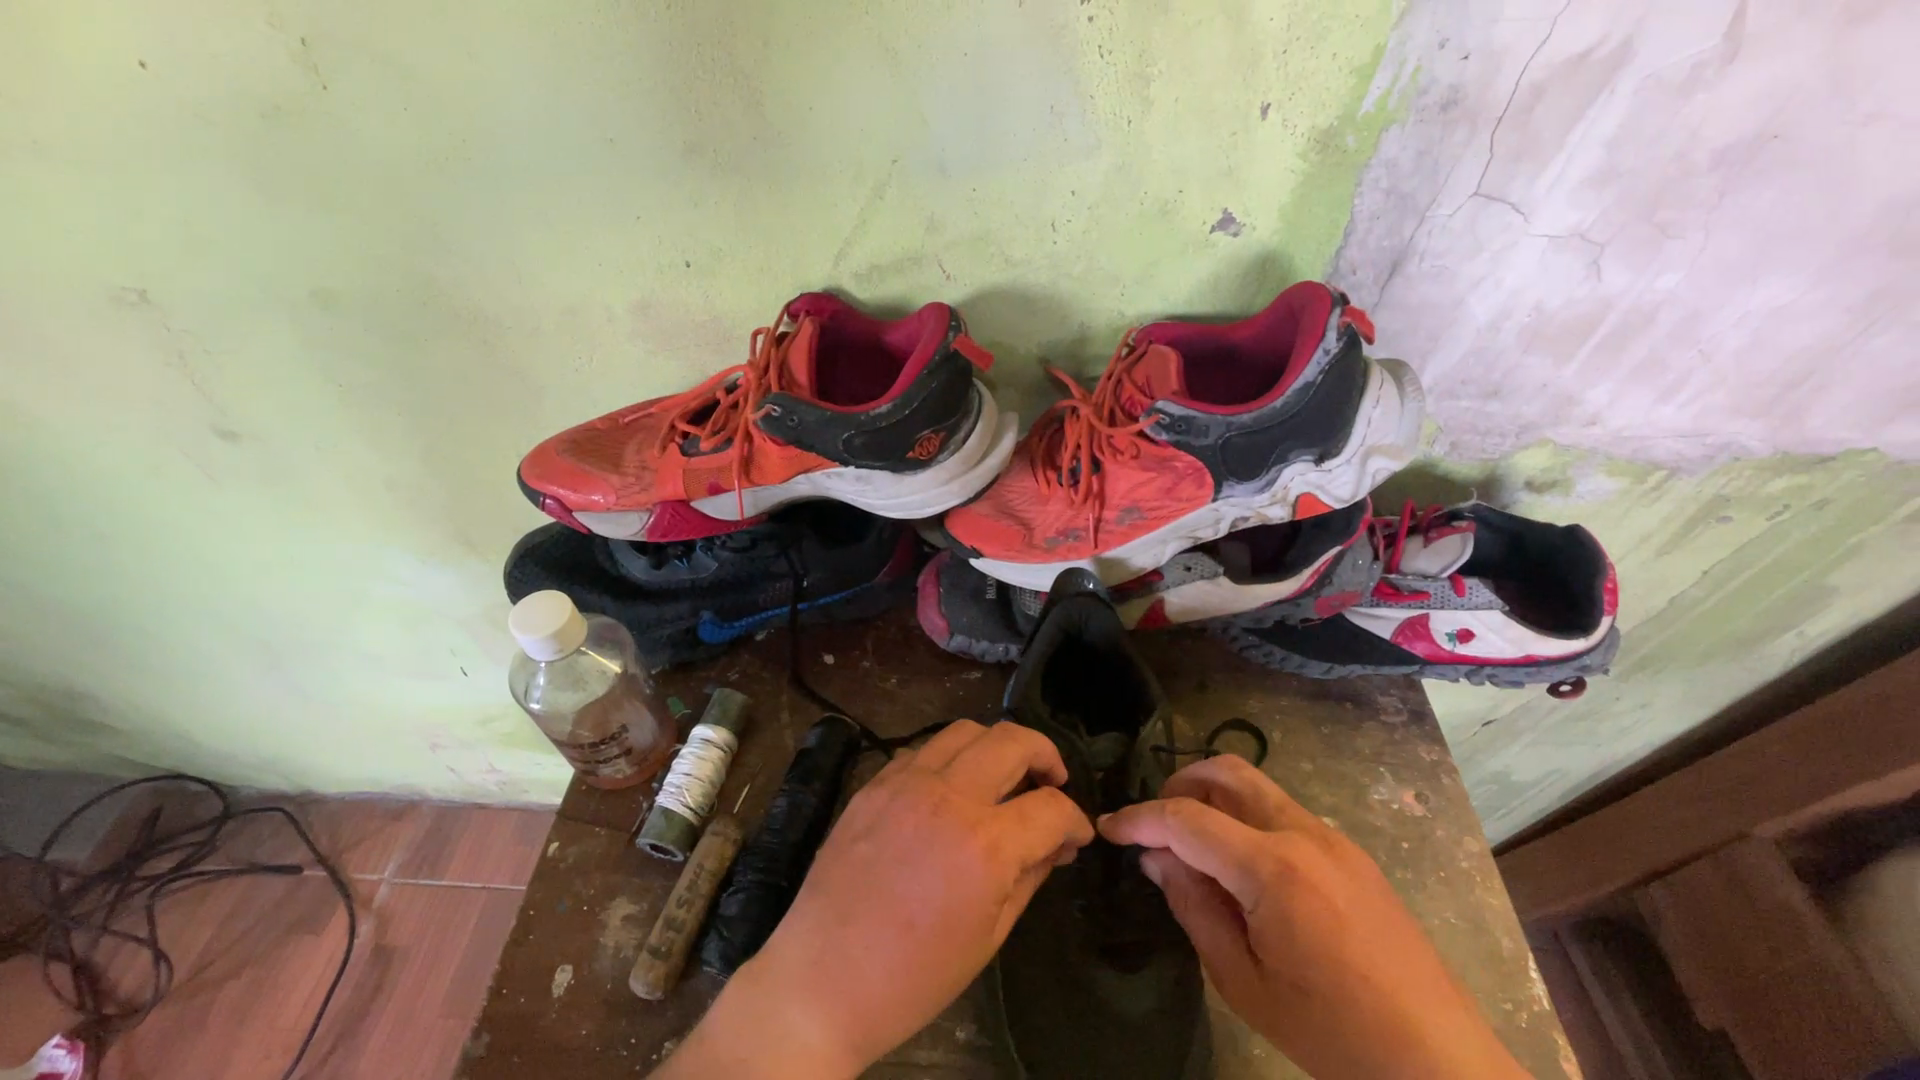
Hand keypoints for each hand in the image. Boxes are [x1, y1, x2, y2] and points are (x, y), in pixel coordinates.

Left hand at [658, 720, 1093, 1078]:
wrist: (823, 982)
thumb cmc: (914, 977)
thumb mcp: (990, 936)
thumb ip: (1030, 876)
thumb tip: (1056, 845)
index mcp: (985, 844)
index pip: (1052, 807)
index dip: (1075, 821)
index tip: (1076, 836)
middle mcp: (947, 797)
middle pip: (1012, 740)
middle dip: (1045, 755)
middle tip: (1052, 781)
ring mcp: (903, 784)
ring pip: (964, 731)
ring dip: (996, 747)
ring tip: (1003, 777)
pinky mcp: (872, 786)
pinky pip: (921, 751)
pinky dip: (949, 759)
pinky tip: (951, 790)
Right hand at [1100, 755, 1529, 1079]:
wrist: (1436, 1059)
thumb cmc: (1329, 1029)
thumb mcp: (1242, 981)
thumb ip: (1193, 907)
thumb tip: (1158, 857)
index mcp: (1273, 867)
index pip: (1186, 818)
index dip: (1140, 818)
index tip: (1107, 828)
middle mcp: (1304, 834)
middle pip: (1228, 772)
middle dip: (1179, 784)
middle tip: (1153, 825)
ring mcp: (1335, 839)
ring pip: (1259, 788)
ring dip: (1215, 798)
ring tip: (1192, 846)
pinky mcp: (1354, 855)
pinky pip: (1286, 815)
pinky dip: (1248, 819)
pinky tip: (1241, 868)